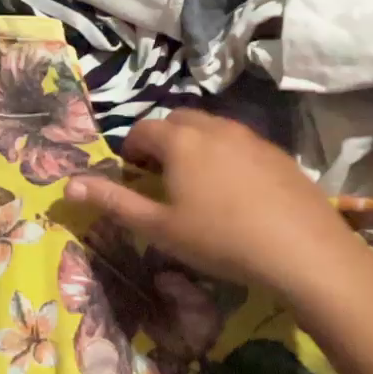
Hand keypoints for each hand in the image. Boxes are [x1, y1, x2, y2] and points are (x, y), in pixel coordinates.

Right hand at [64, 109, 372, 301]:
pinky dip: (228, 156)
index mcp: (179, 141)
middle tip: (164, 177)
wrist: (306, 254)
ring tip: (200, 184)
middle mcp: (213, 128)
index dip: (132, 150)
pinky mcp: (280, 155)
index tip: (135, 178)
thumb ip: (112, 202)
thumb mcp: (158, 228)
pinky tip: (239, 194)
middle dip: (164, 140)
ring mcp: (251, 138)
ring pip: (212, 128)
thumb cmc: (220, 240)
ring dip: (196, 145)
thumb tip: (66, 186)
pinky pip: (241, 143)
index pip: (143, 129)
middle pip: (177, 120)